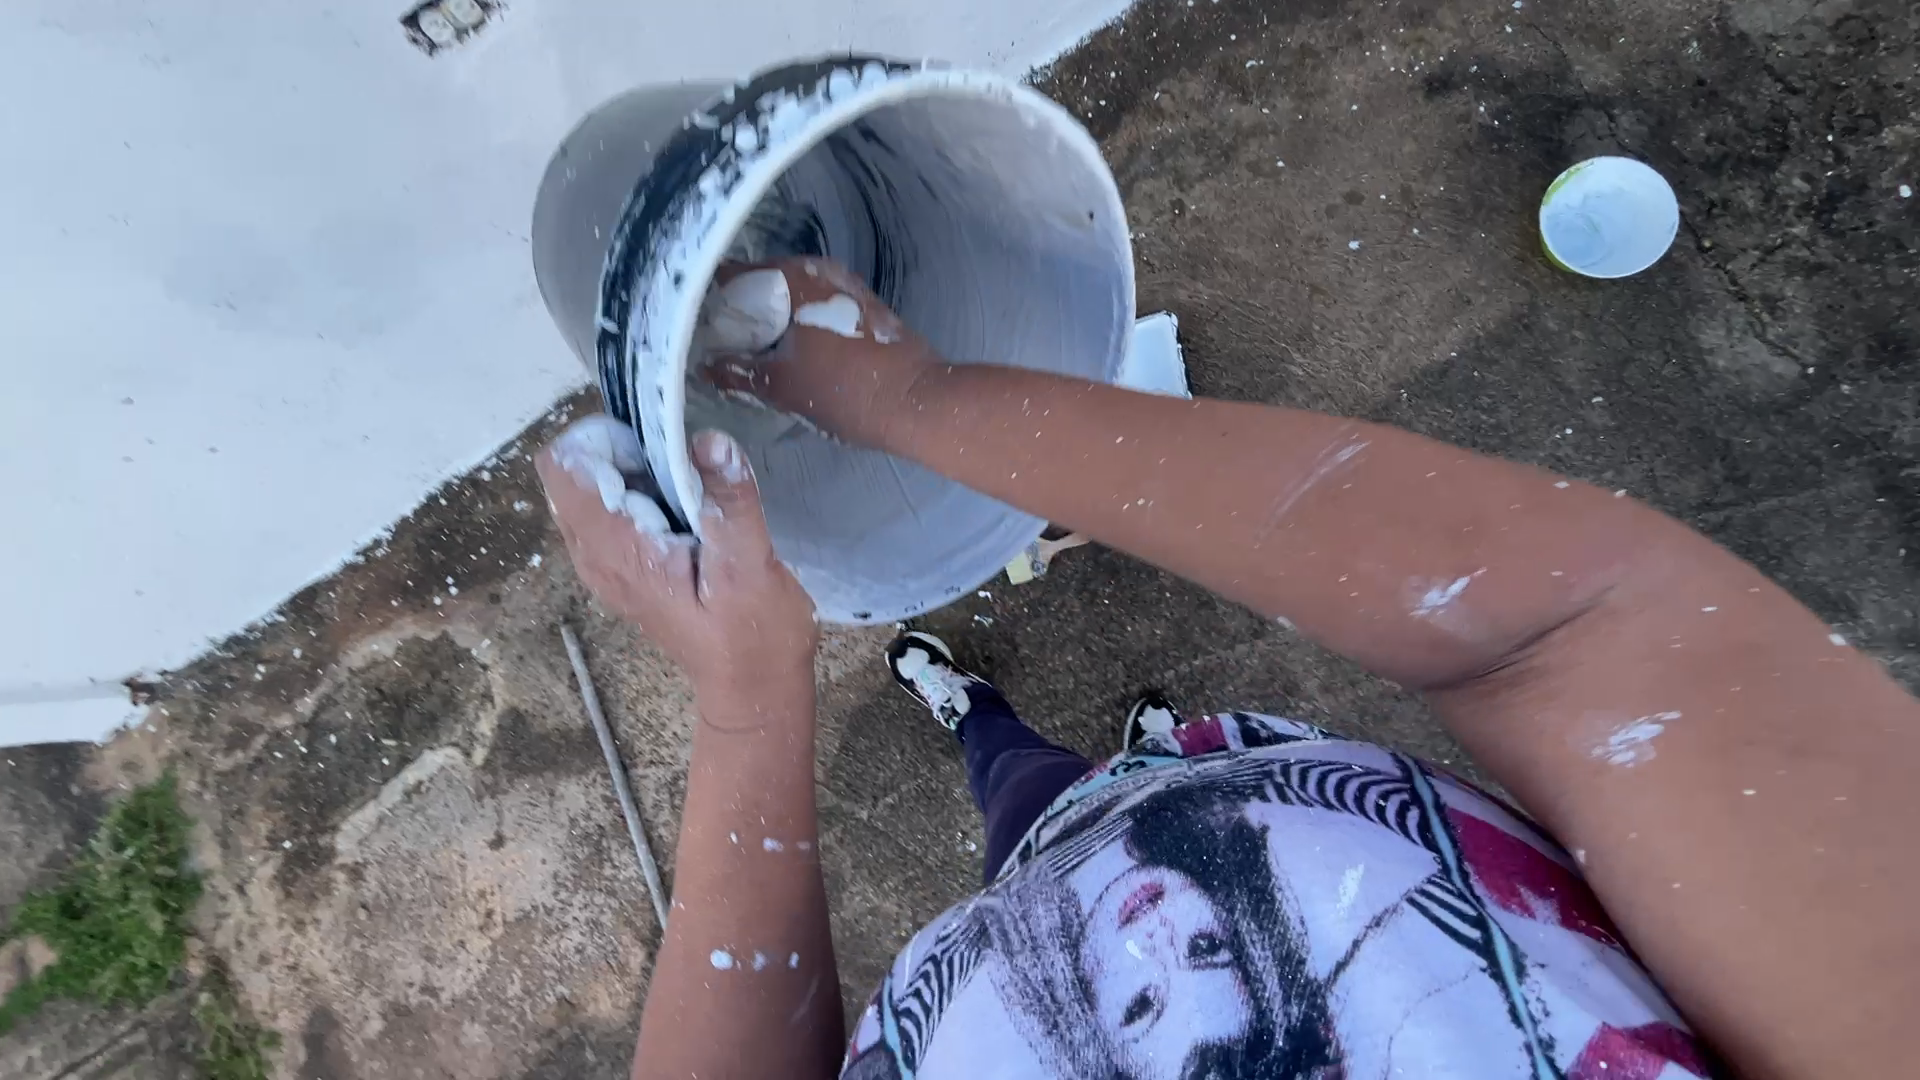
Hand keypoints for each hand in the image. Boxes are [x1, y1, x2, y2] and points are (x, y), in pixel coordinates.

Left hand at [536, 416, 817, 695]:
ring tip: (692, 493)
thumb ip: (729, 503)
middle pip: (574, 472)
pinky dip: (640, 495)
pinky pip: (611, 512)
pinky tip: (688, 514)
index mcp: (617, 551)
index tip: (663, 449)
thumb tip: (708, 440)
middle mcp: (596, 557)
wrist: (754, 687)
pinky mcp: (627, 572)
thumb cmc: (755, 634)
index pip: (565, 466)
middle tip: (687, 473)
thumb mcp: (751, 567)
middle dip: (624, 453)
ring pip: (591, 490)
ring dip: (635, 473)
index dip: (606, 439)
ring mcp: (608, 566)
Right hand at [703, 256, 937, 445]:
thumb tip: (705, 367)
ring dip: (771, 315)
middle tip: (715, 335)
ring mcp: (849, 288)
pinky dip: (797, 322)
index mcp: (795, 277)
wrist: (918, 403)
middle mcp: (822, 270)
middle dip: (740, 307)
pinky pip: (817, 307)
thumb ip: (739, 373)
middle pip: (765, 282)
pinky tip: (786, 348)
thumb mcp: (783, 387)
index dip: (710, 297)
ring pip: (793, 295)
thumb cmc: (847, 393)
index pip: (734, 274)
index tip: (692, 319)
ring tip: (746, 345)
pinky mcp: (866, 310)